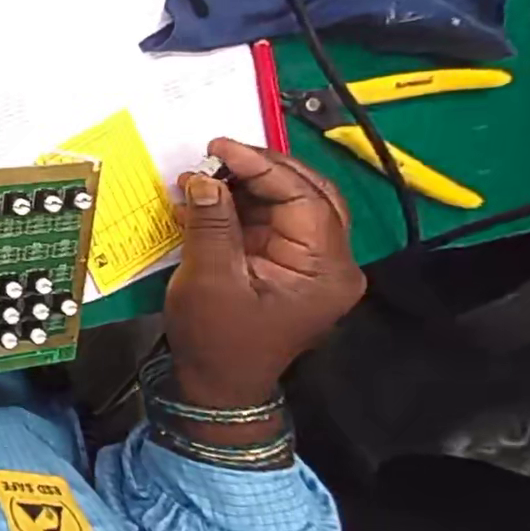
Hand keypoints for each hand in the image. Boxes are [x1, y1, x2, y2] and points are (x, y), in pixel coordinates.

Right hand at [165, 138, 364, 411]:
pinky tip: (208, 197)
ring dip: (247, 185)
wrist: (216, 382)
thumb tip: (202, 179)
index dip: (262, 167)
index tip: (219, 148)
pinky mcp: (281, 264)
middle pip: (307, 195)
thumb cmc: (216, 337)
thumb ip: (210, 225)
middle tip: (217, 151)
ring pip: (288, 205)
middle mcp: (327, 262)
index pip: (304, 198)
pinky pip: (266, 222)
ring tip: (206, 171)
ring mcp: (306, 263)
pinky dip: (237, 205)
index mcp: (323, 269)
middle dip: (262, 169)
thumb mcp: (208, 279)